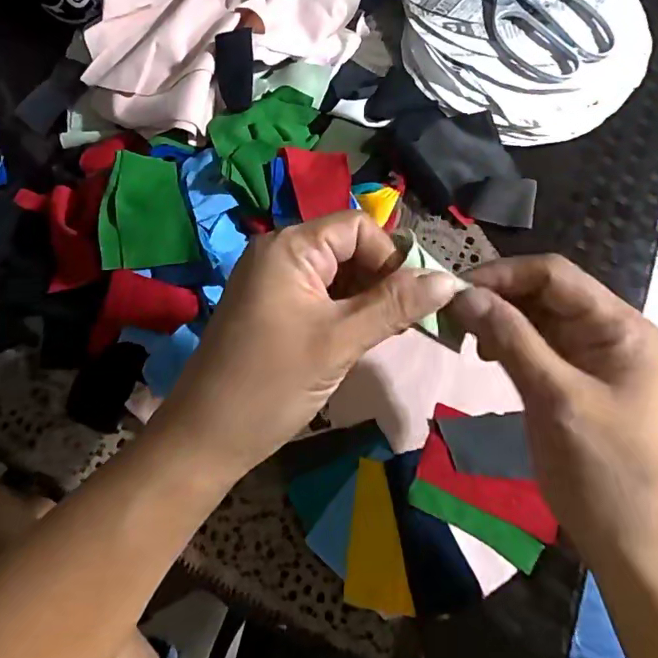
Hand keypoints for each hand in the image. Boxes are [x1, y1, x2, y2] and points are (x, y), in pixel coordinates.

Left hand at [150, 212, 461, 480]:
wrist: (207, 431)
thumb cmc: (272, 382)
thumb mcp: (339, 341)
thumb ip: (394, 305)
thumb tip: (449, 279)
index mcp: (288, 247)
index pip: (357, 226)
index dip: (390, 257)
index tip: (409, 302)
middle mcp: (277, 252)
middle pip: (347, 247)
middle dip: (380, 280)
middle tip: (400, 326)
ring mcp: (270, 280)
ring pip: (336, 274)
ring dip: (365, 299)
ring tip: (379, 337)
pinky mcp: (270, 306)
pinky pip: (318, 294)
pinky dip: (344, 312)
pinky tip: (354, 341)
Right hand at [444, 255, 657, 571]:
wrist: (629, 538)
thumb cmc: (602, 467)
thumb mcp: (554, 397)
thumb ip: (511, 338)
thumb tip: (462, 293)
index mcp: (620, 327)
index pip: (553, 274)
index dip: (501, 275)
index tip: (454, 292)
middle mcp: (607, 330)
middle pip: (541, 290)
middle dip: (493, 296)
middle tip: (449, 313)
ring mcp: (589, 353)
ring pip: (531, 314)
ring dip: (494, 317)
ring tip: (462, 334)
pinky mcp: (570, 375)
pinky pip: (530, 340)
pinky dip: (502, 339)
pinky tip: (483, 354)